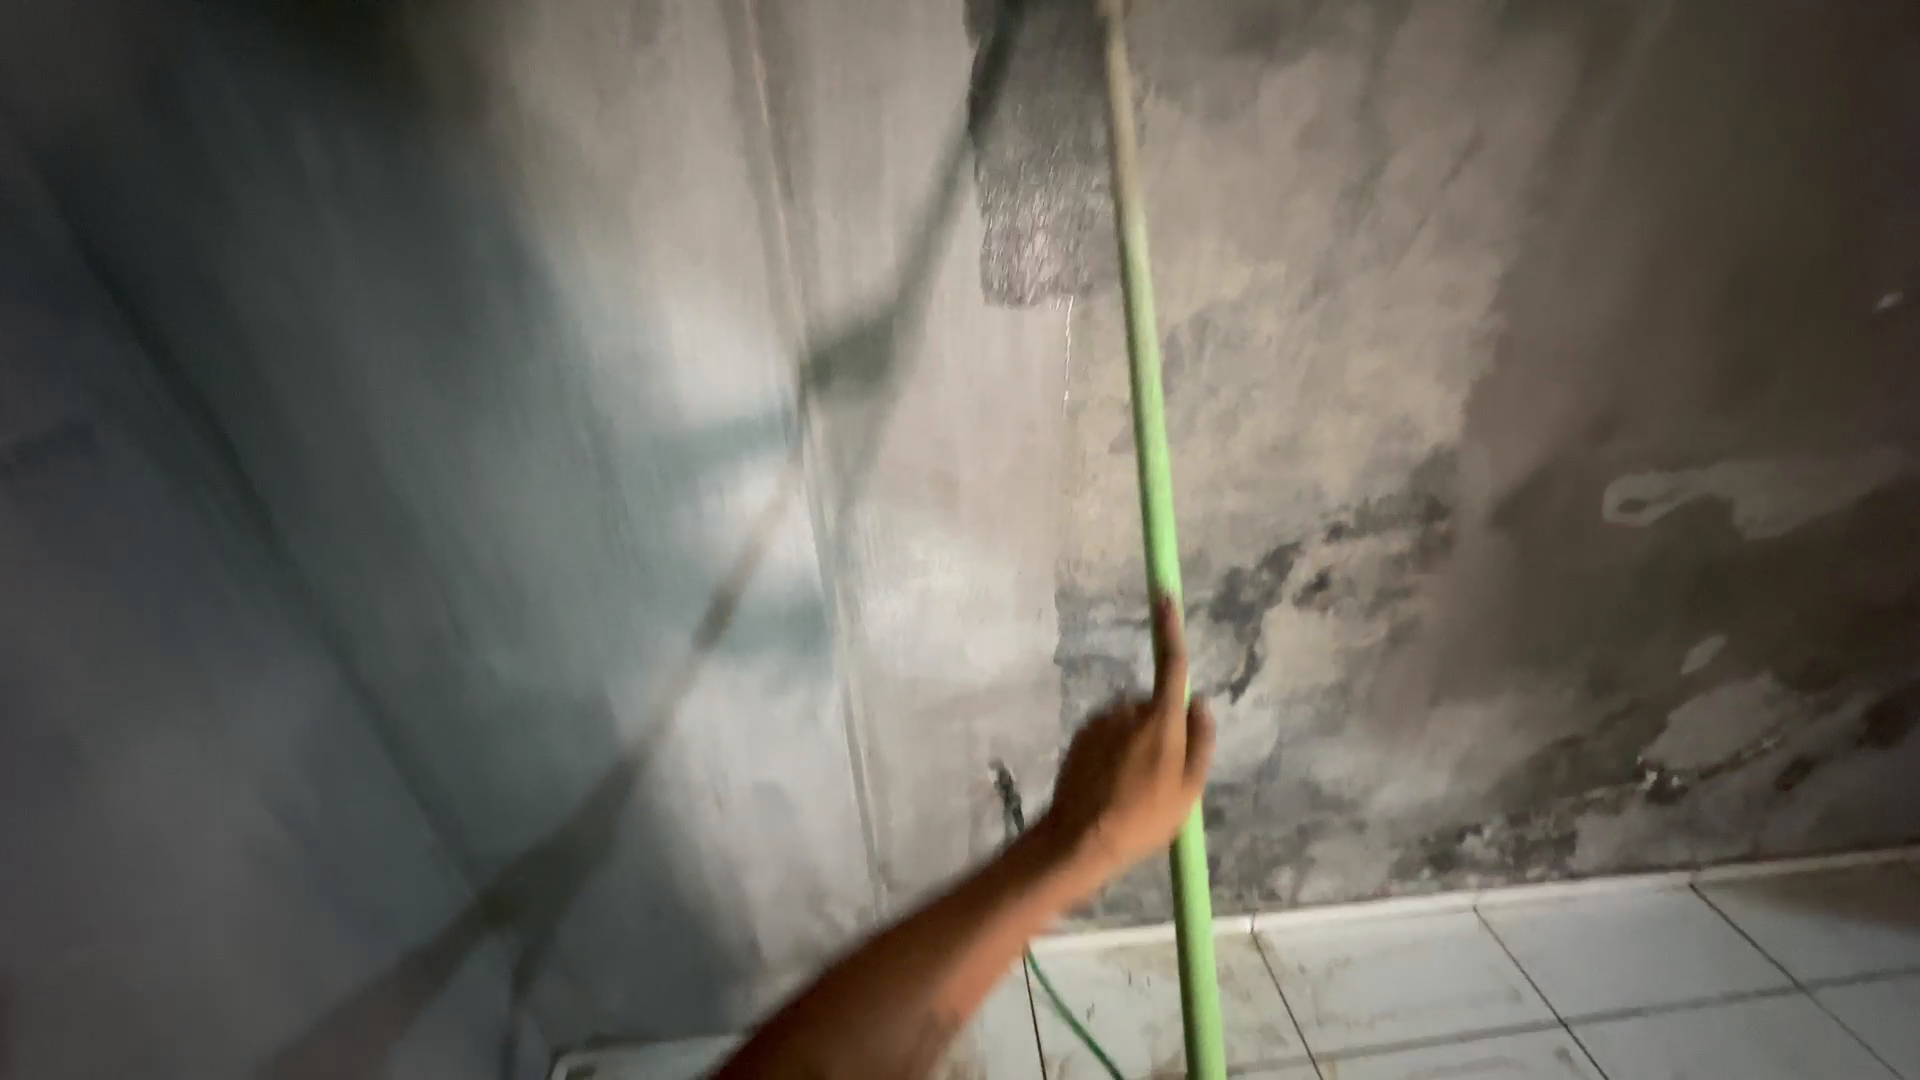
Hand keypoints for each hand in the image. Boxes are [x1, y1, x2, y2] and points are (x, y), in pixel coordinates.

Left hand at [1041, 597, 1214, 880]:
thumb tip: (1200, 701)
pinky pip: (1106, 734)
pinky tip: (1110, 783)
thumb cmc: (1145, 818)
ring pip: (1128, 723)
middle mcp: (1128, 710)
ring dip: (1133, 744)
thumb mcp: (1189, 790)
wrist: (1083, 836)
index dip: (1170, 626)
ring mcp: (1100, 720)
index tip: (1165, 593)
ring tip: (1131, 788)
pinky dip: (1113, 751)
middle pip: (1152, 707)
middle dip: (1158, 729)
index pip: (1171, 663)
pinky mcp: (1081, 734)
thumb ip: (1200, 741)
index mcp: (1161, 721)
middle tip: (1156, 776)